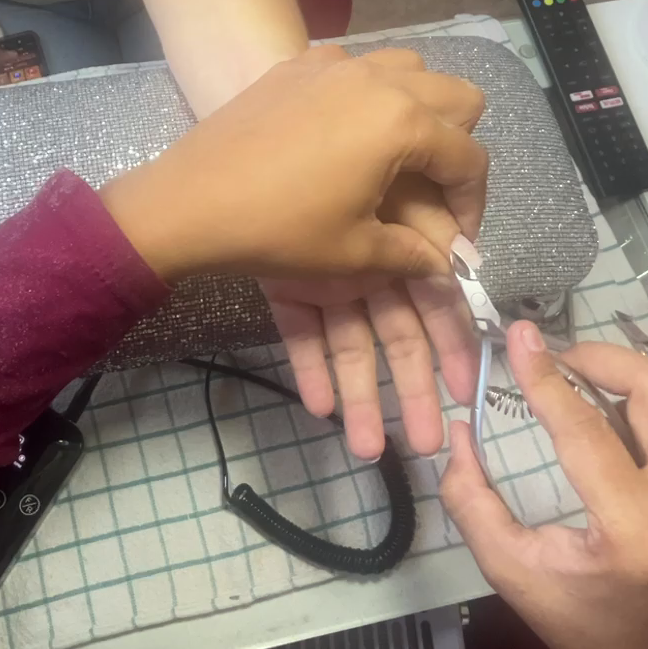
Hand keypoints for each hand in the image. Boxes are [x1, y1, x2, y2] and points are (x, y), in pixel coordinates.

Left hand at [100, 44, 485, 281]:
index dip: (473, 204)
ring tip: (394, 156)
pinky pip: (356, 65)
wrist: (188, 202)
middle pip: (457, 96)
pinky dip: (367, 92)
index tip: (458, 240)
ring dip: (419, 109)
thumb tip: (446, 266)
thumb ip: (413, 255)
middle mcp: (379, 78)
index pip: (469, 158)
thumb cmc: (276, 230)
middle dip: (457, 146)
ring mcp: (335, 63)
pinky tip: (341, 130)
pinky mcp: (297, 63)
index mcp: (403, 122)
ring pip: (409, 69)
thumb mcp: (353, 252)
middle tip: (431, 192)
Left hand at [262, 173, 480, 459]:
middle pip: (401, 316)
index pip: (444, 278)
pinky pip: (301, 320)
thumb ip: (414, 257)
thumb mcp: (360, 243)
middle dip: (417, 381)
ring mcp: (321, 260)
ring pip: (352, 327)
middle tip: (430, 443)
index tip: (466, 377)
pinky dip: (308, 360)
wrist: (180, 197)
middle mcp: (366, 237)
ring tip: (367, 451)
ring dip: (362, 389)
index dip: (460, 329)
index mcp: (399, 213)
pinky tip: (317, 408)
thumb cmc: (285, 213)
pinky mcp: (282, 279)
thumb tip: (456, 267)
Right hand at [440, 321, 647, 648]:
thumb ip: (470, 496)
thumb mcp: (509, 571)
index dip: (547, 377)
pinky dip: (644, 428)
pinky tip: (617, 451)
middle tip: (562, 356)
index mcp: (637, 535)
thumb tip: (461, 428)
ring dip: (624, 388)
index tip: (520, 336)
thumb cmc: (585, 629)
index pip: (588, 432)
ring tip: (580, 395)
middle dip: (608, 357)